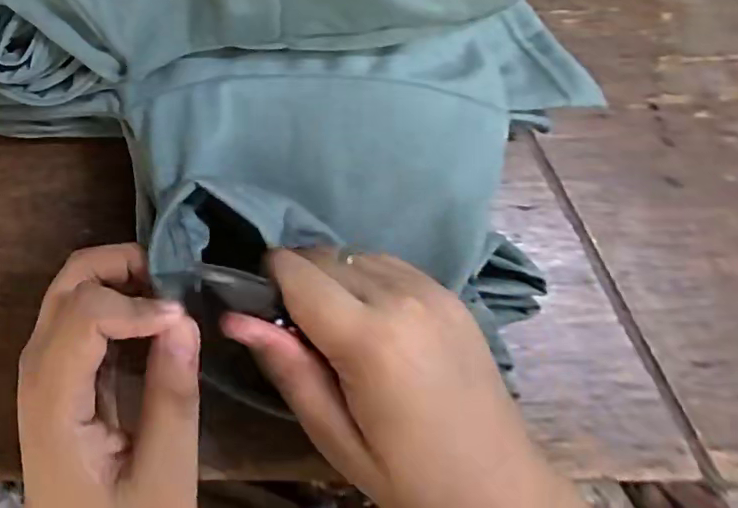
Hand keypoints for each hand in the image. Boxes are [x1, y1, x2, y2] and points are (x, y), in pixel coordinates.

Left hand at [18, 245, 201, 507]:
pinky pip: (79, 312)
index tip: (183, 317)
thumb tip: (183, 319)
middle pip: (70, 281)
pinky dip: (114, 299)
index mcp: (51, 395)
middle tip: (173, 284)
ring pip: (71, 288)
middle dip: (121, 266)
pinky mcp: (56, 372)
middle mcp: (36, 366)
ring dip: (118, 277)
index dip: (136, 304)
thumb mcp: (160, 483)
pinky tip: (150, 320)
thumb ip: (171, 401)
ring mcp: (41, 366)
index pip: (84, 311)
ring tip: (167, 298)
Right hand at [222, 249, 582, 507]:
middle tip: (308, 334)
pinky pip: (383, 262)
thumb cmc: (410, 479)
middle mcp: (399, 297)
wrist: (505, 495)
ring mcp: (429, 289)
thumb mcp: (336, 437)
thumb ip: (286, 368)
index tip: (271, 315)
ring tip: (345, 327)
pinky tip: (377, 320)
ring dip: (333, 278)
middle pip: (319, 255)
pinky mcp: (447, 290)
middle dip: (300, 281)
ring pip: (349, 253)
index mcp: (369, 338)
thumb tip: (232, 317)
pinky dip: (365, 278)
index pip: (293, 269)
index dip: (271, 283)